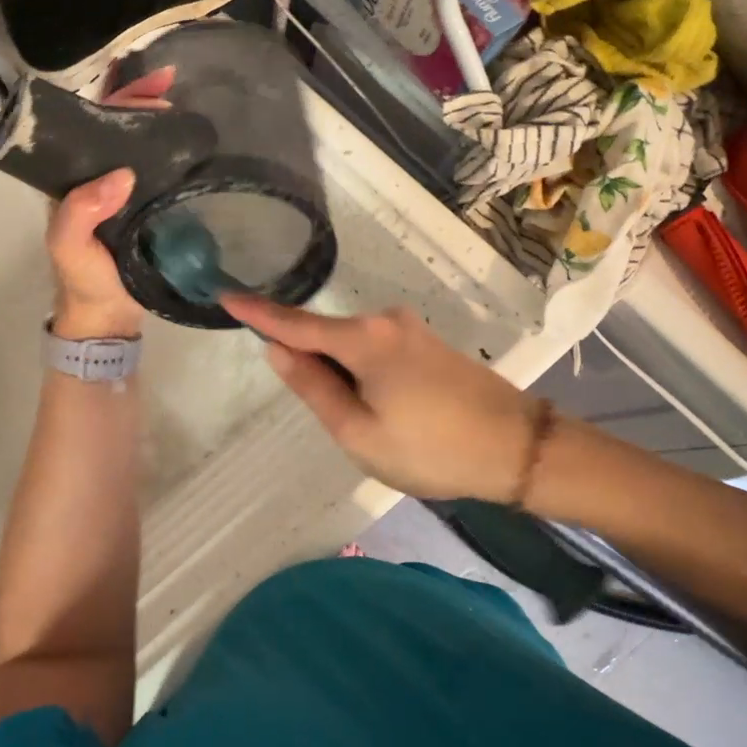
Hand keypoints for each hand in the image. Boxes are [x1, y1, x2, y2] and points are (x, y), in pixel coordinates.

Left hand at [44, 67, 178, 339]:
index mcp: (75, 178)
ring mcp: (128, 192)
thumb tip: (122, 174)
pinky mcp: (152, 207)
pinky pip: (164, 170)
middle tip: (173, 85)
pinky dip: (179, 151)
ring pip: (144, 145)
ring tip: (190, 102)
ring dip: (164, 121)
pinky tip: (201, 142)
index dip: (118, 100)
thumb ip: (80, 212)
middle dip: (143, 100)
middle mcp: (100, 177)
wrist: (109, 319)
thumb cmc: (83, 280)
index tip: (149, 88)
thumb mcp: (68, 246)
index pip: (94, 125)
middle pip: (120, 126)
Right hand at [221, 294, 543, 502]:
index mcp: (363, 339)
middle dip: (314, 371)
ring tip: (378, 430)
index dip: (257, 314)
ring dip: (343, 380)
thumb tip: (277, 350)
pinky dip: (363, 377)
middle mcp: (384, 321)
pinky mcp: (426, 344)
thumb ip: (313, 388)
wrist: (521, 451)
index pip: (294, 324)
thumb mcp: (359, 432)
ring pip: (349, 349)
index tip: (224, 295)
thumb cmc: (432, 449)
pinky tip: (391, 415)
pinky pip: (373, 353)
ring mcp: (409, 330)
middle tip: (342, 425)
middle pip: (323, 338)